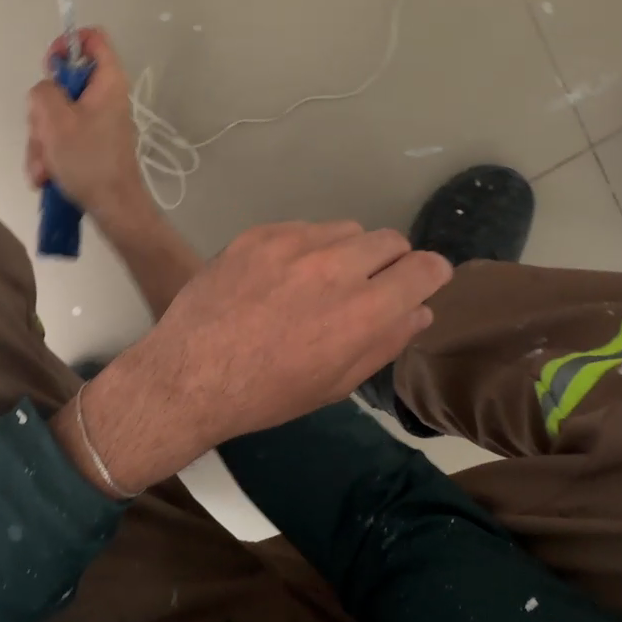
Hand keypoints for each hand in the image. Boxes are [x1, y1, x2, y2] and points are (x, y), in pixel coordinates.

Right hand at [26, 27, 150, 225]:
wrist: (113, 207)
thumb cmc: (88, 160)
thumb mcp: (56, 121)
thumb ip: (43, 92)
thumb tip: (44, 92)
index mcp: (108, 81)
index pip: (92, 39)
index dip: (67, 45)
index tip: (49, 68)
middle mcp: (105, 97)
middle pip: (62, 86)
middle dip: (42, 114)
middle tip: (44, 134)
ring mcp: (97, 122)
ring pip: (55, 117)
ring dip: (41, 143)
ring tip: (44, 167)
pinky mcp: (90, 145)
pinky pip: (61, 140)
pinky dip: (50, 157)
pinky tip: (45, 177)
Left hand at [67, 223, 452, 494]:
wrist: (190, 373)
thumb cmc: (267, 393)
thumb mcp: (335, 384)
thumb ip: (384, 342)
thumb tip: (419, 311)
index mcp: (362, 311)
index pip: (424, 268)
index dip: (431, 274)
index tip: (423, 282)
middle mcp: (333, 267)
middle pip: (390, 240)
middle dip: (391, 261)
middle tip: (370, 286)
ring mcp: (292, 244)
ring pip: (346, 229)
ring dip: (348, 252)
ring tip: (321, 282)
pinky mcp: (259, 234)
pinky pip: (304, 228)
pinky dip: (307, 247)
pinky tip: (284, 275)